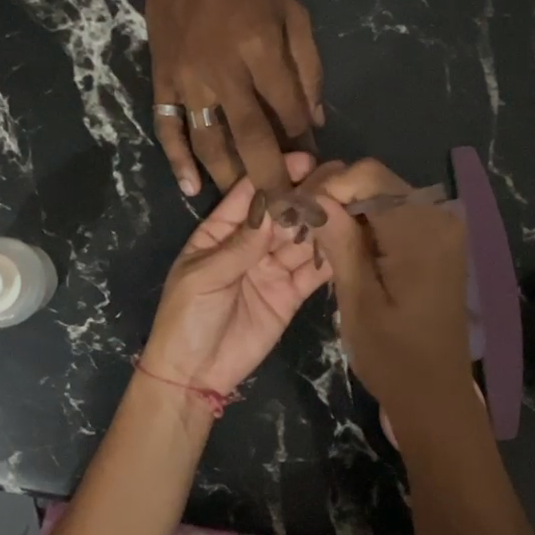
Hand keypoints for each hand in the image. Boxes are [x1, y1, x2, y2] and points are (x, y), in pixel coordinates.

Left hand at [139, 153, 331, 401]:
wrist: (192, 374)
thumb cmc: (185, 318)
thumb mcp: (205, 277)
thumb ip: (241, 245)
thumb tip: (273, 208)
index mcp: (218, 233)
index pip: (249, 197)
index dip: (274, 178)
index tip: (303, 160)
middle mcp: (248, 246)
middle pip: (281, 215)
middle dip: (306, 197)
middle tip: (337, 178)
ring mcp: (270, 270)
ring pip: (300, 239)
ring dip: (322, 223)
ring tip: (349, 201)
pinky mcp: (289, 296)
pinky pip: (311, 272)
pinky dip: (329, 258)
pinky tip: (349, 240)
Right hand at [144, 0, 322, 202]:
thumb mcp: (292, 10)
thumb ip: (307, 66)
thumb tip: (315, 120)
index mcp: (261, 48)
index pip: (289, 112)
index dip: (303, 145)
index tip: (314, 171)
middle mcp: (223, 71)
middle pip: (250, 139)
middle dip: (271, 181)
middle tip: (284, 215)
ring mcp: (188, 80)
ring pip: (208, 143)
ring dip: (228, 180)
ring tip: (246, 207)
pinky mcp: (162, 81)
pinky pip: (167, 128)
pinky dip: (176, 161)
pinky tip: (191, 188)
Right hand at [309, 159, 472, 411]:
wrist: (436, 396)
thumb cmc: (393, 357)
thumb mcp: (357, 300)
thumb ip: (338, 242)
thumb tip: (310, 198)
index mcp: (422, 231)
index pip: (367, 175)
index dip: (328, 188)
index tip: (299, 216)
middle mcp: (440, 218)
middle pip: (376, 181)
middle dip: (334, 197)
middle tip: (300, 227)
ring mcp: (443, 229)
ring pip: (382, 194)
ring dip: (347, 210)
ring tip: (316, 239)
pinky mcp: (438, 242)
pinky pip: (395, 214)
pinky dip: (366, 223)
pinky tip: (343, 248)